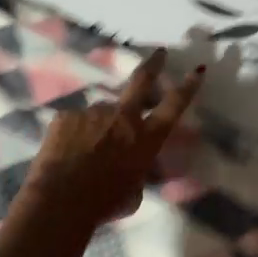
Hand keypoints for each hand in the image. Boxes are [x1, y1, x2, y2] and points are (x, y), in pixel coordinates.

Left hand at [23, 48, 203, 228]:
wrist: (59, 203)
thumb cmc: (104, 203)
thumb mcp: (134, 192)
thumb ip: (137, 171)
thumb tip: (133, 166)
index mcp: (146, 137)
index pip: (174, 105)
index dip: (188, 86)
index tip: (198, 69)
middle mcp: (124, 118)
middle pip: (142, 81)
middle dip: (154, 64)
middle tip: (160, 53)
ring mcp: (93, 113)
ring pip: (101, 113)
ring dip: (100, 125)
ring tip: (86, 149)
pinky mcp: (66, 117)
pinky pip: (74, 123)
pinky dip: (74, 135)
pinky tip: (65, 154)